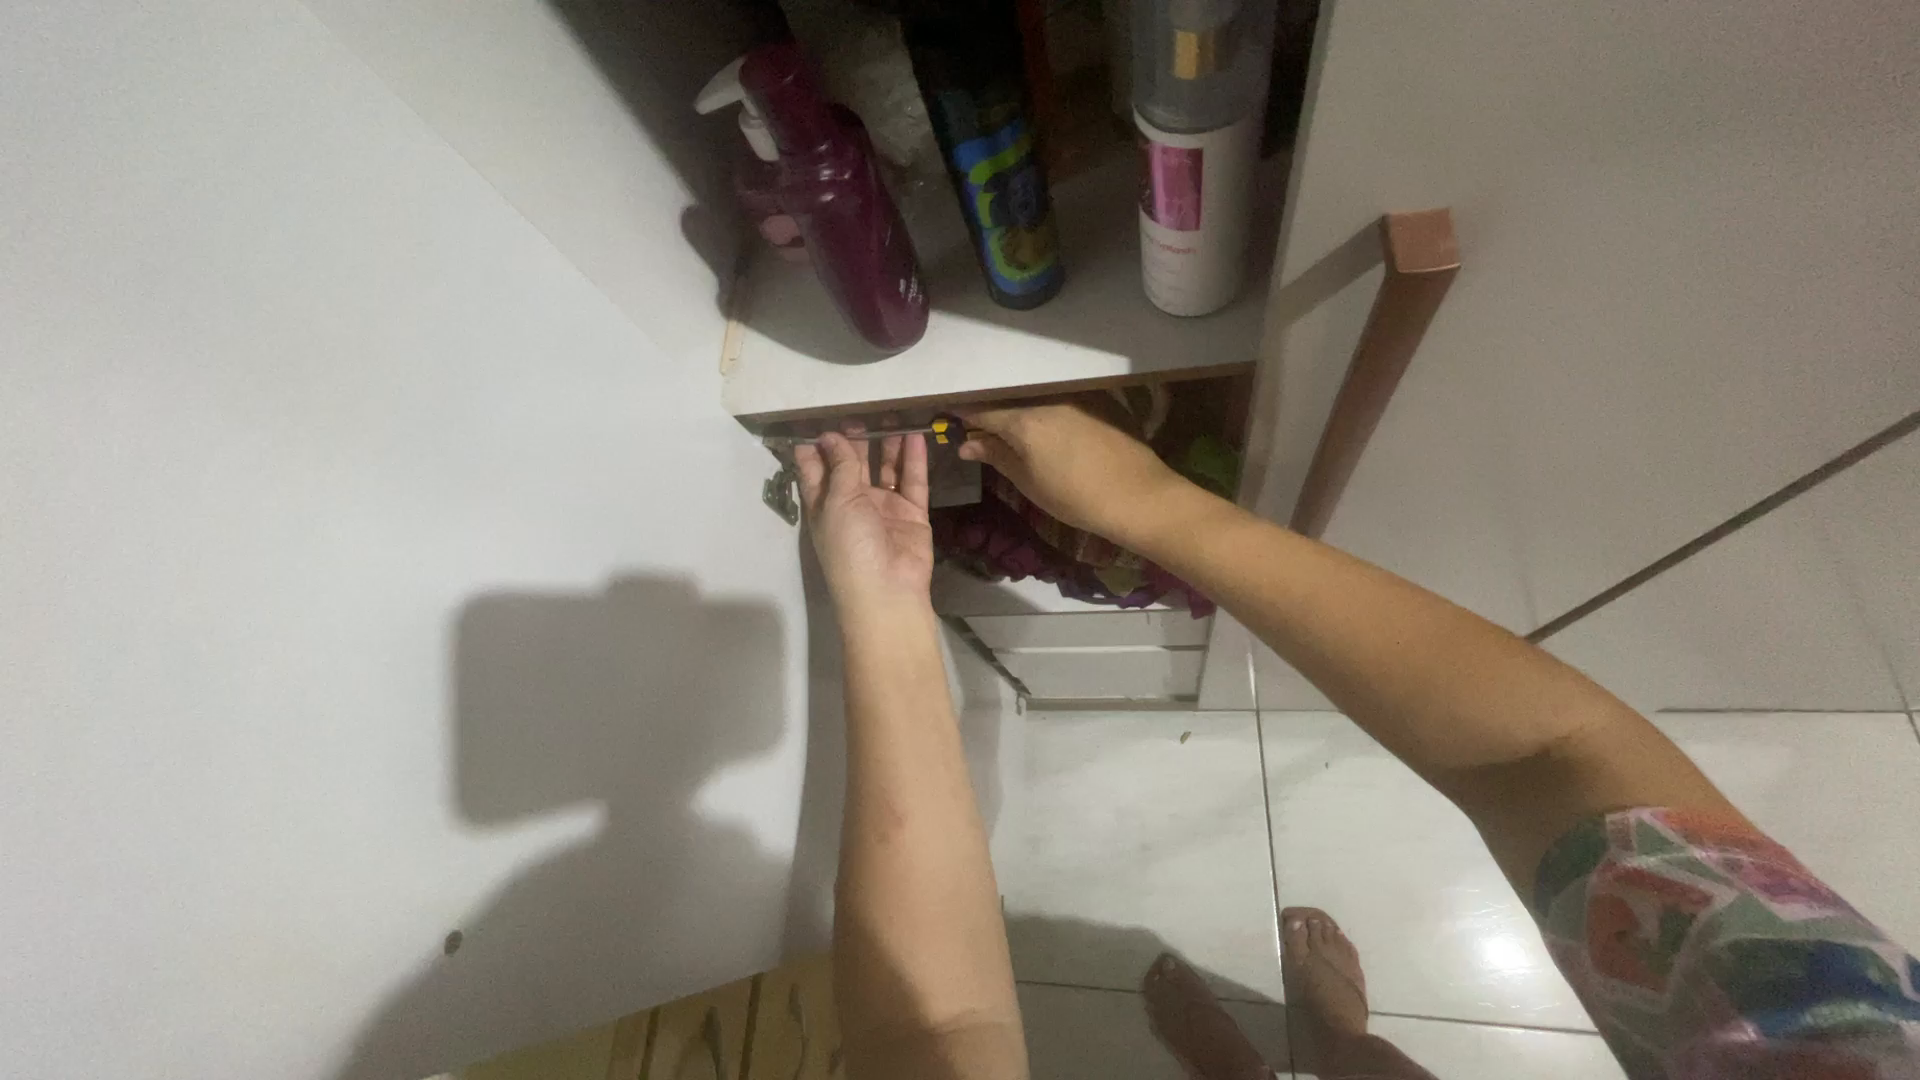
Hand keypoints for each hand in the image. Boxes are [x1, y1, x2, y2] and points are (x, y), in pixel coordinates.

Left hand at [795, 429, 933, 613]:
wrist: (887, 590)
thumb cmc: (850, 547)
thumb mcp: (837, 502)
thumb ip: (840, 466)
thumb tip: (831, 436)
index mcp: (824, 503)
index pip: (814, 468)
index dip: (815, 444)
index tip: (817, 415)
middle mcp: (852, 502)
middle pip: (851, 463)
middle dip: (854, 438)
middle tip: (862, 409)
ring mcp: (883, 507)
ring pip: (885, 468)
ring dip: (887, 443)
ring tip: (892, 414)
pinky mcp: (911, 514)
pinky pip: (913, 481)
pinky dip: (914, 460)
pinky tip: (916, 435)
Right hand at [956, 400, 1192, 543]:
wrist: (1139, 495)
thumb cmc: (1077, 498)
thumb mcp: (1029, 483)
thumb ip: (997, 456)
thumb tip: (966, 444)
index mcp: (1024, 421)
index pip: (982, 411)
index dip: (962, 415)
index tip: (949, 421)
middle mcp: (1047, 399)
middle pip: (1008, 401)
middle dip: (991, 413)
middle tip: (979, 431)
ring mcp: (1075, 395)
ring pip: (1035, 397)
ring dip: (1019, 410)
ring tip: (1013, 431)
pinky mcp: (1098, 399)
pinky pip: (1061, 398)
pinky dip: (1047, 409)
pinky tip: (1049, 428)